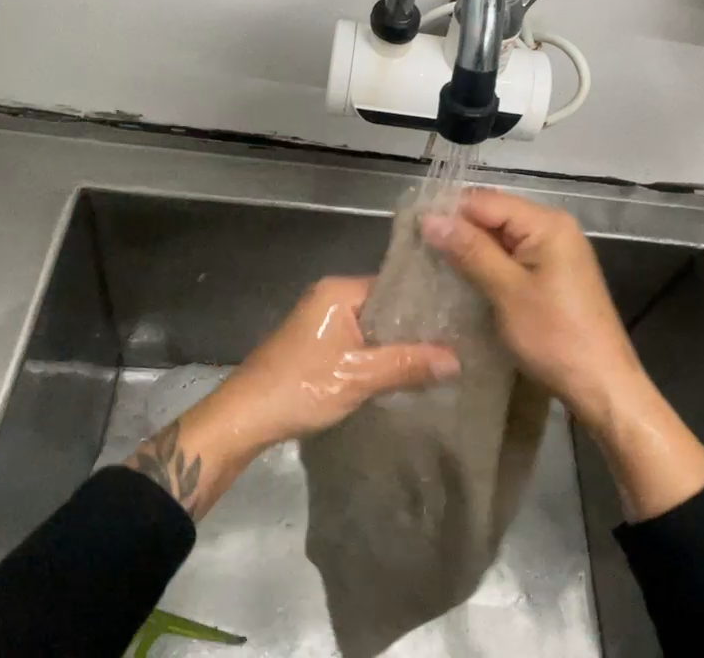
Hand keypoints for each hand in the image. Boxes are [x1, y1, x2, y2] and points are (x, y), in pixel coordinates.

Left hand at [126, 276, 459, 517]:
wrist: (243, 420)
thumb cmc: (301, 388)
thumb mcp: (359, 377)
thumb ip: (408, 364)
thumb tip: (458, 359)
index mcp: (339, 290)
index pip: (396, 284)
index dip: (427, 302)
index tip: (461, 317)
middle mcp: (331, 296)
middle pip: (386, 305)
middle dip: (417, 326)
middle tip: (459, 340)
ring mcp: (323, 320)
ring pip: (374, 326)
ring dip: (399, 343)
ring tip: (441, 355)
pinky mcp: (319, 344)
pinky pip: (361, 340)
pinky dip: (381, 353)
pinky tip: (406, 369)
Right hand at [422, 189, 703, 520]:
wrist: (601, 383)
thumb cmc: (555, 336)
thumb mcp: (506, 291)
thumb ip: (470, 250)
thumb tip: (431, 218)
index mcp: (547, 223)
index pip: (486, 201)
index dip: (449, 212)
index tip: (411, 231)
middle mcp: (555, 228)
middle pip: (495, 216)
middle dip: (458, 230)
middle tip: (417, 250)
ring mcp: (557, 252)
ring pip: (502, 238)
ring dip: (471, 250)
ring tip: (432, 265)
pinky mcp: (554, 275)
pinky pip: (514, 257)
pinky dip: (490, 265)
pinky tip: (464, 281)